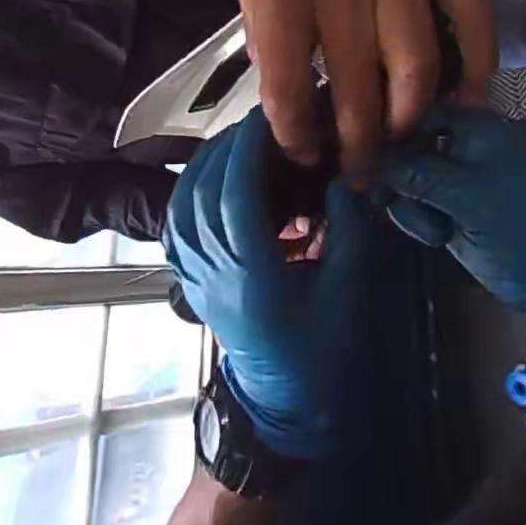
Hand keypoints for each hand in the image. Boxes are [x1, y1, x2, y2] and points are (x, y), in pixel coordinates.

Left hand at [164, 108, 378, 458]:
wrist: (286, 406)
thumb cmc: (321, 354)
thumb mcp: (347, 293)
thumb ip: (349, 232)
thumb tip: (346, 177)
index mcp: (252, 272)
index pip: (236, 193)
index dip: (249, 148)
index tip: (270, 118)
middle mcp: (212, 270)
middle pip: (203, 192)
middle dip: (228, 148)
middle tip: (261, 124)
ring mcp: (195, 277)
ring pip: (181, 206)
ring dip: (204, 166)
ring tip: (238, 145)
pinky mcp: (191, 282)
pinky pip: (176, 228)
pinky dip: (189, 194)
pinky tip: (211, 181)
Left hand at [238, 0, 495, 182]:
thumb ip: (273, 45)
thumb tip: (296, 106)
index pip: (289, 90)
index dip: (294, 135)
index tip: (303, 152)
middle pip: (358, 91)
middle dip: (359, 146)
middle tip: (360, 175)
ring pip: (416, 64)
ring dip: (409, 116)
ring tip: (402, 142)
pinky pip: (468, 11)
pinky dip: (477, 59)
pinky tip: (471, 97)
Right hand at [378, 104, 525, 441]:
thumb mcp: (474, 200)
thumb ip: (420, 175)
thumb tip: (367, 160)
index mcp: (480, 128)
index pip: (420, 112)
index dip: (392, 131)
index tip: (368, 158)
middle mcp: (463, 147)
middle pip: (404, 147)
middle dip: (401, 178)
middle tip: (401, 201)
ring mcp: (453, 181)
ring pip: (403, 180)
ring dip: (411, 207)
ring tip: (440, 231)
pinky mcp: (447, 209)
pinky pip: (412, 205)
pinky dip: (418, 221)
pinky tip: (441, 239)